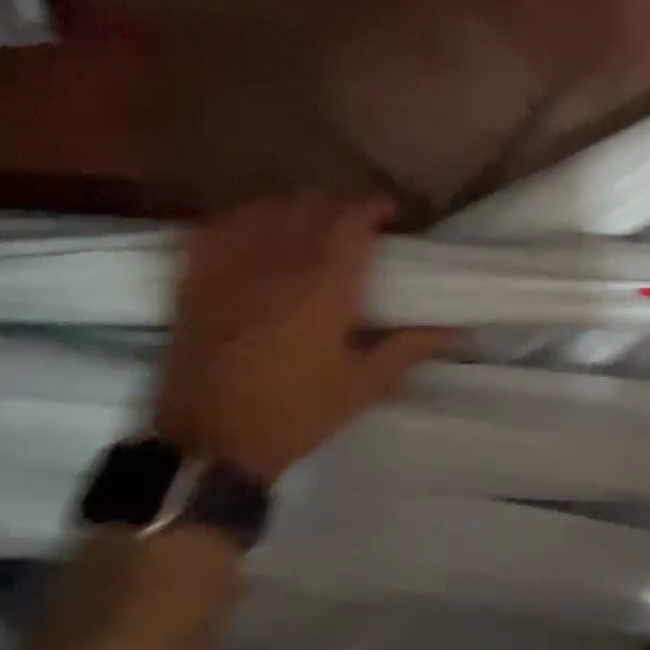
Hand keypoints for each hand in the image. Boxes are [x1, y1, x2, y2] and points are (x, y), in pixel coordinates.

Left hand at [151, 194, 453, 482]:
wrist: (209, 446)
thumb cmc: (294, 414)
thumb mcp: (361, 386)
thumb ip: (407, 348)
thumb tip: (454, 327)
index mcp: (324, 286)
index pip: (351, 218)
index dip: (373, 206)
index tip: (389, 216)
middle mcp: (278, 264)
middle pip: (310, 203)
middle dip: (337, 204)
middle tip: (353, 225)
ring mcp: (230, 268)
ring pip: (265, 207)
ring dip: (293, 207)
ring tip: (306, 225)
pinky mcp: (194, 281)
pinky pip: (216, 227)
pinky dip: (240, 219)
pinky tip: (253, 232)